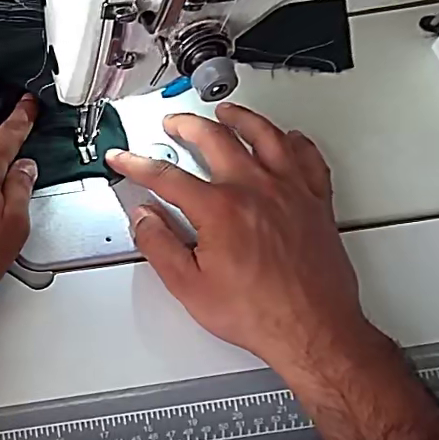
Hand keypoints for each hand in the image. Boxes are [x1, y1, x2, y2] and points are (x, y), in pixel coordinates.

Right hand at [106, 103, 390, 381]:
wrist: (311, 329)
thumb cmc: (256, 311)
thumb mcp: (187, 284)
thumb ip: (158, 244)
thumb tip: (143, 218)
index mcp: (219, 210)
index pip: (166, 176)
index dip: (136, 164)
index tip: (122, 158)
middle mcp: (257, 191)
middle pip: (216, 140)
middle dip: (186, 126)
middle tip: (172, 123)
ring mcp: (291, 192)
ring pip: (265, 136)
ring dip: (241, 118)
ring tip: (226, 111)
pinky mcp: (316, 202)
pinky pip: (307, 157)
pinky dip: (293, 140)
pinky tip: (286, 137)